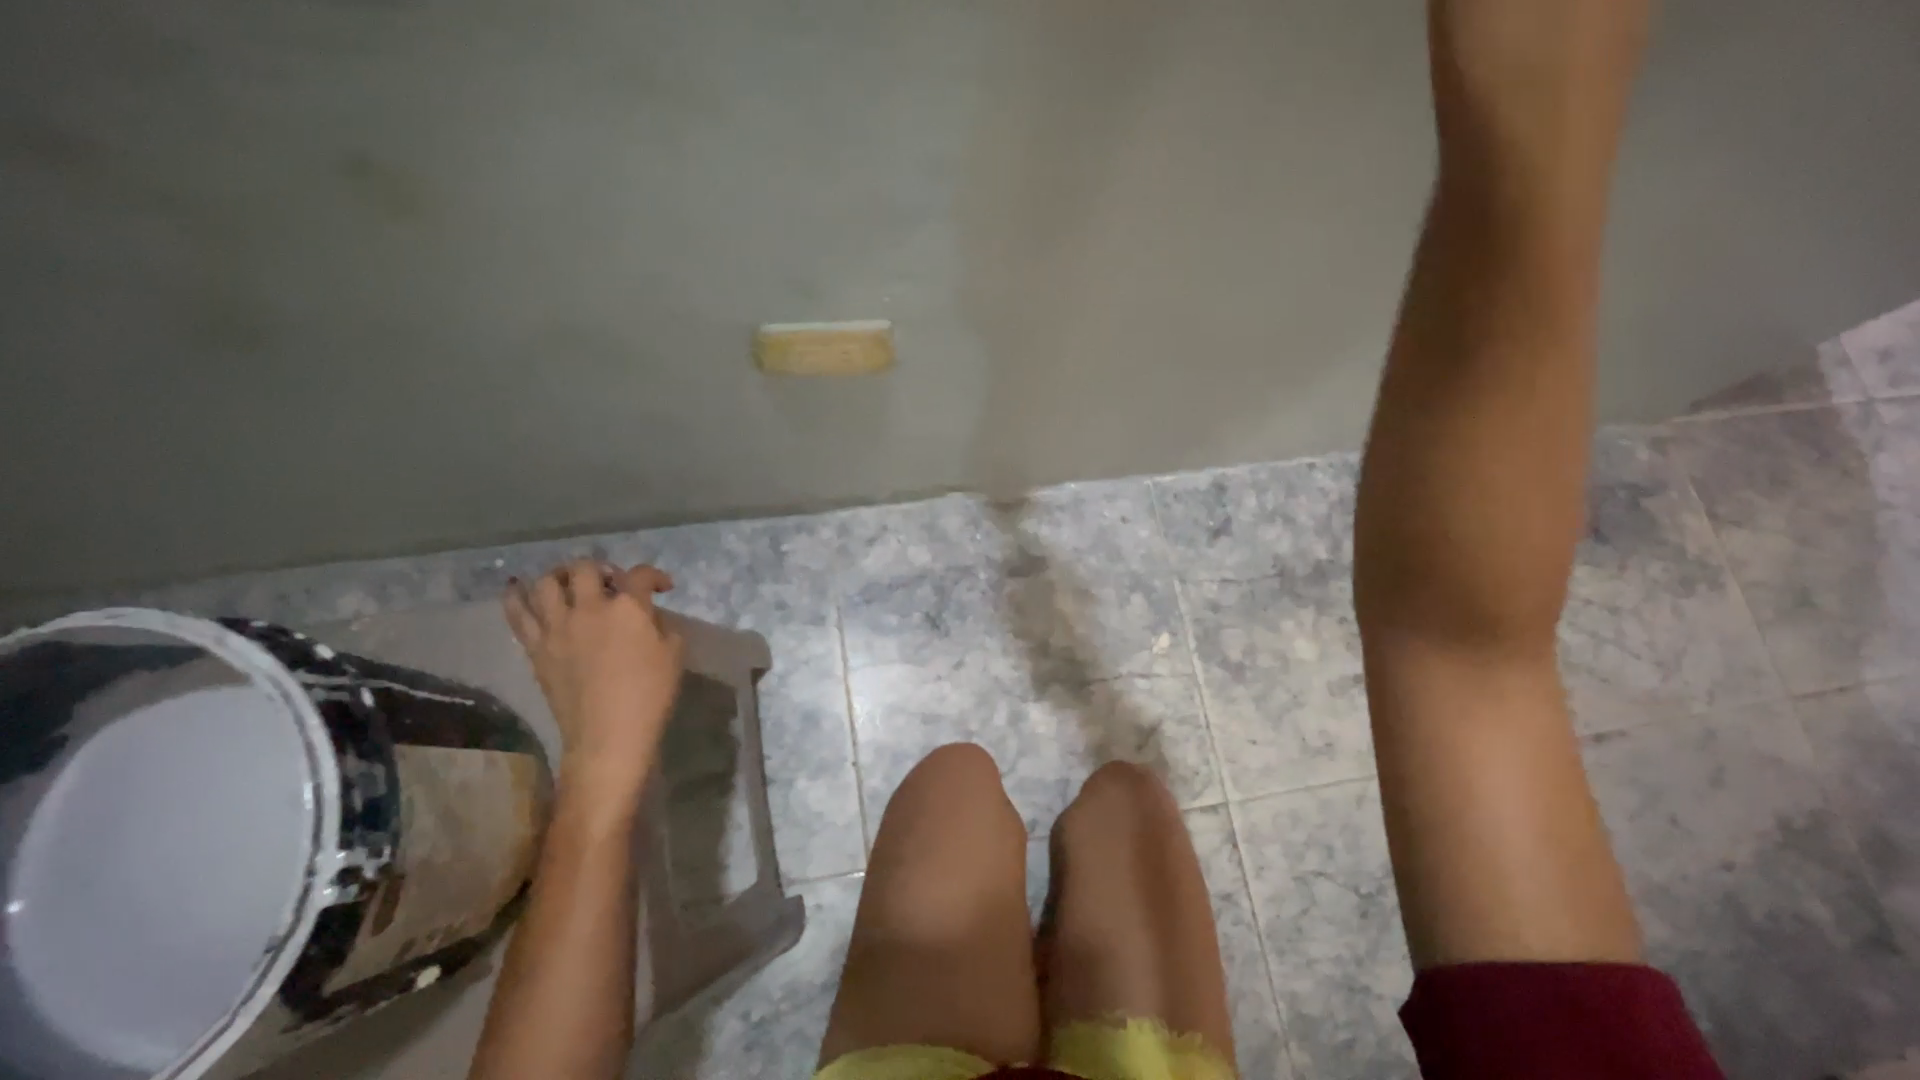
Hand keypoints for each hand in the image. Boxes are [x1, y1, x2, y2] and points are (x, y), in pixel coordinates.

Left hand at [504, 559, 685, 801]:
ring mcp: (557, 626)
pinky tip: (516, 588)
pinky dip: (515, 596)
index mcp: (627, 608)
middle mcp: (588, 607)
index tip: (662, 587)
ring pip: (546, 582)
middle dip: (602, 568)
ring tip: (568, 583)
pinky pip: (517, 613)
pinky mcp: (535, 647)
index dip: (655, 576)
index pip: (640, 575)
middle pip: (586, 568)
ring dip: (560, 576)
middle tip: (611, 583)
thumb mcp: (674, 654)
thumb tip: (646, 617)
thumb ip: (661, 626)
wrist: (607, 735)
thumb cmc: (649, 696)